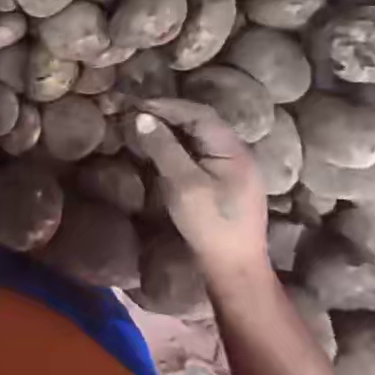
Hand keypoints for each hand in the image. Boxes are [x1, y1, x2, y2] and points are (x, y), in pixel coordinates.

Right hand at [133, 107, 271, 287]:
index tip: (137, 104)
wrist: (235, 270)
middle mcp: (237, 153)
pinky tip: (160, 149)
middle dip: (168, 114)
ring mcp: (233, 168)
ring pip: (199, 137)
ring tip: (144, 127)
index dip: (166, 105)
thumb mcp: (183, 184)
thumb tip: (142, 117)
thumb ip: (163, 147)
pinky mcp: (225, 182)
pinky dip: (177, 145)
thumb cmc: (210, 225)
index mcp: (233, 149)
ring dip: (172, 129)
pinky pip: (199, 152)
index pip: (198, 113)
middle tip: (137, 113)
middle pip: (200, 121)